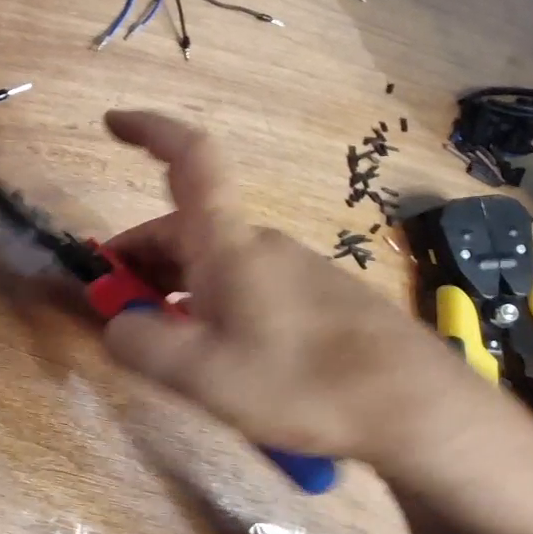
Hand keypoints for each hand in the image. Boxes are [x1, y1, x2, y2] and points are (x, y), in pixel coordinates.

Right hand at [97, 110, 484, 465]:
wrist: (421, 413)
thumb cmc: (301, 382)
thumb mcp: (197, 373)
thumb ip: (137, 341)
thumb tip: (119, 324)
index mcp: (227, 244)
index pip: (189, 160)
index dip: (148, 131)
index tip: (111, 120)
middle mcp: (258, 243)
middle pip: (180, 229)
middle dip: (136, 261)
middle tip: (113, 310)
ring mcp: (291, 269)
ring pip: (208, 263)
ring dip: (169, 289)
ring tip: (160, 343)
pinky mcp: (314, 298)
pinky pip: (238, 286)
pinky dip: (204, 305)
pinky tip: (211, 354)